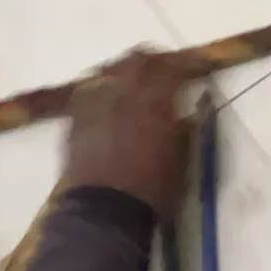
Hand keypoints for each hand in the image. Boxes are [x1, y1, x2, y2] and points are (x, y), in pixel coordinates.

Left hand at [63, 49, 190, 217]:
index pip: (169, 68)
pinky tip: (106, 98)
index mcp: (155, 104)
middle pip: (136, 59)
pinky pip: (87, 89)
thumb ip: (188, 128)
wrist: (106, 211)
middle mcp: (123, 94)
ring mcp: (94, 103)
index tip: (187, 68)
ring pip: (108, 69)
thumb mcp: (183, 162)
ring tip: (131, 81)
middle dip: (151, 59)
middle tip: (161, 68)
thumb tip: (196, 105)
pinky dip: (101, 87)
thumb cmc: (153, 191)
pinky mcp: (75, 116)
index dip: (180, 64)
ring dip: (124, 70)